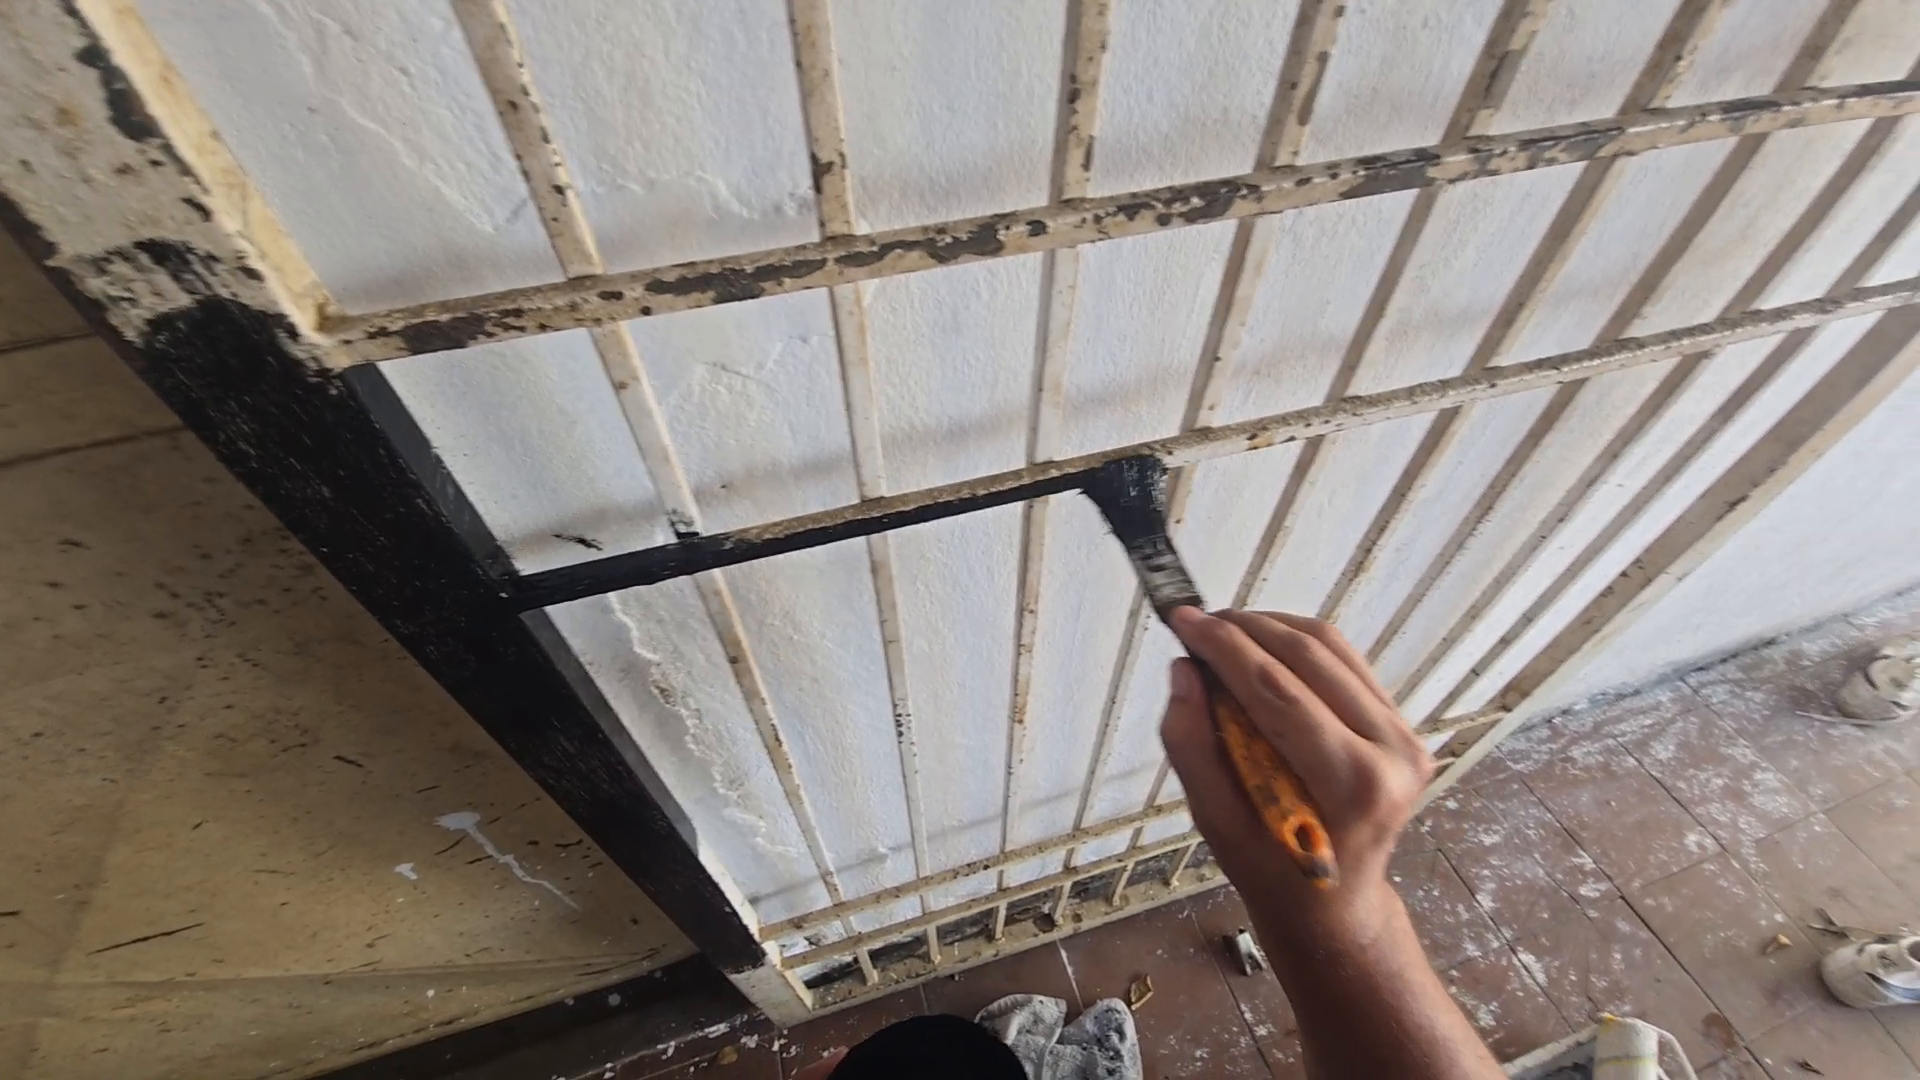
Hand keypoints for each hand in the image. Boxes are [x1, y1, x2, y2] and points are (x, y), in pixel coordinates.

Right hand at [1161, 608, 1432, 961]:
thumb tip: (1184, 669)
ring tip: (1222, 631)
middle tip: (1196, 622)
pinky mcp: (1401, 722)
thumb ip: (1190, 743)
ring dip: (1268, 626)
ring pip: (1329, 646)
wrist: (1335, 905)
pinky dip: (1295, 640)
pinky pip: (1343, 658)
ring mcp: (1405, 734)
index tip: (1182, 618)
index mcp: (1349, 784)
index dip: (1223, 646)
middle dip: (1242, 628)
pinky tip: (1260, 645)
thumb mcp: (1213, 819)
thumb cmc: (1268, 868)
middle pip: (1307, 657)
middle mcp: (1391, 751)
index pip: (1277, 690)